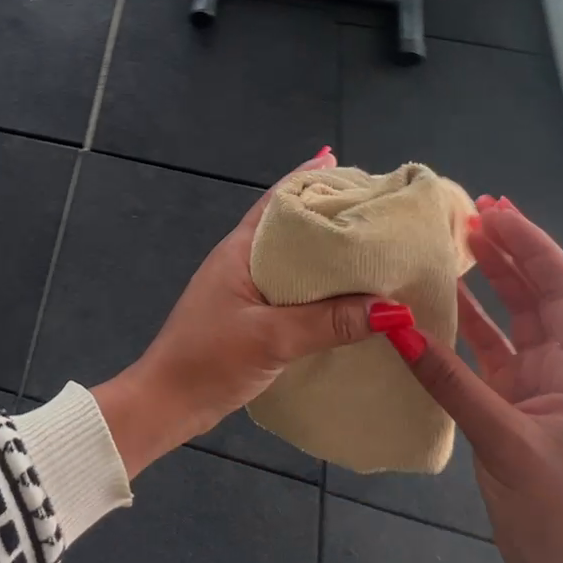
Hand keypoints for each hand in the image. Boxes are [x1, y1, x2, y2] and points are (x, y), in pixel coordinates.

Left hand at [91, 149, 403, 477]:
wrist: (168, 401)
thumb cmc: (210, 359)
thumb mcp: (273, 338)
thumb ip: (330, 322)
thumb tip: (394, 307)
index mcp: (239, 250)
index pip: (277, 201)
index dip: (307, 179)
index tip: (341, 161)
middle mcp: (241, 260)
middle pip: (288, 226)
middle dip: (324, 211)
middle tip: (371, 205)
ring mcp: (243, 287)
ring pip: (292, 259)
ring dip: (324, 251)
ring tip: (369, 247)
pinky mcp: (249, 314)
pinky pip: (291, 288)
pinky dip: (318, 285)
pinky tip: (347, 297)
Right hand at [391, 196, 562, 562]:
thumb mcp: (505, 442)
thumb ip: (447, 379)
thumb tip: (393, 322)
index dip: (532, 247)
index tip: (495, 211)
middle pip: (540, 298)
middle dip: (511, 254)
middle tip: (469, 213)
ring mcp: (541, 393)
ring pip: (514, 323)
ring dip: (489, 284)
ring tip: (455, 243)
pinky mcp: (515, 411)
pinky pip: (490, 355)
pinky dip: (467, 327)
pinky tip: (440, 305)